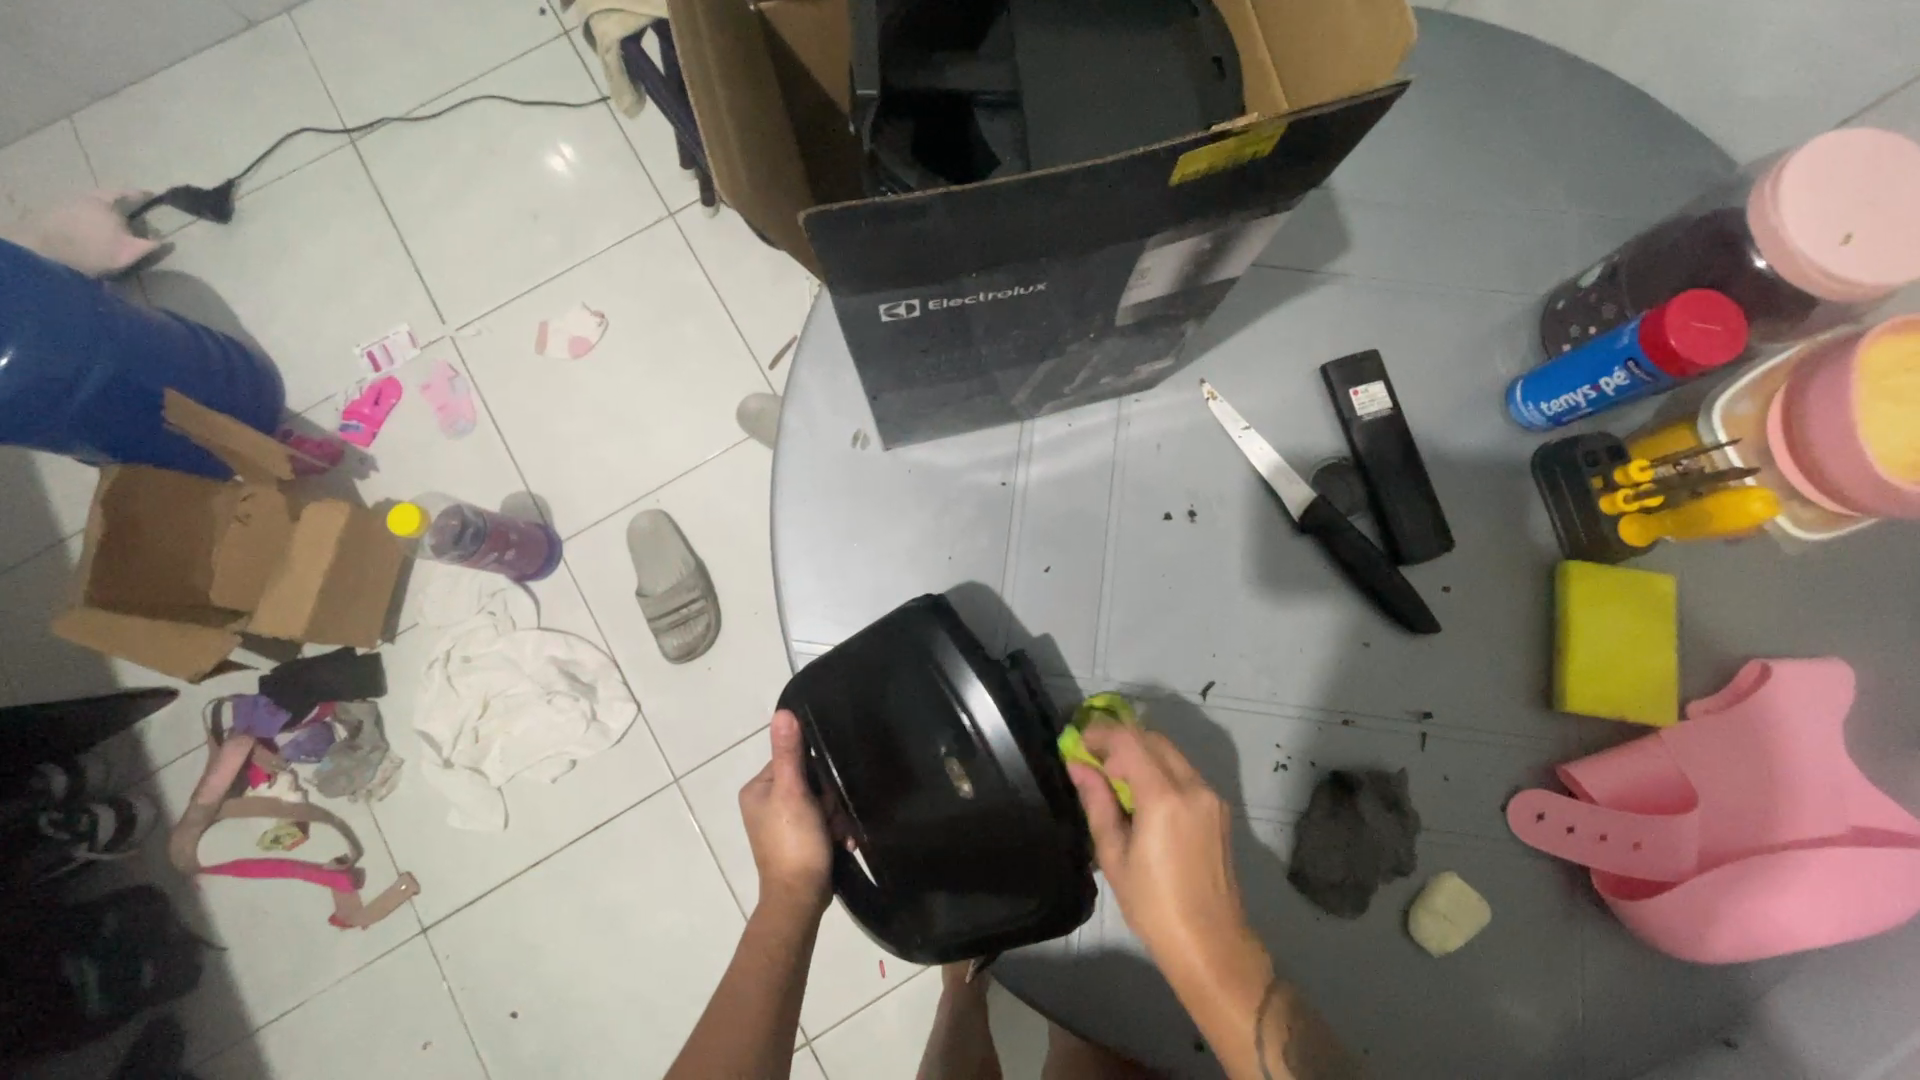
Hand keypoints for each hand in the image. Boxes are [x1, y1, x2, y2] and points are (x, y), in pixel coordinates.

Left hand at [739, 710, 832, 917]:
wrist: (799, 900)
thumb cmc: (794, 844)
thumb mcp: (793, 793)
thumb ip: (789, 753)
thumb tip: (783, 712)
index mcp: (758, 789)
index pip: (795, 760)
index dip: (817, 775)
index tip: (825, 794)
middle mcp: (765, 803)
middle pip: (810, 781)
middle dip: (829, 800)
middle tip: (832, 819)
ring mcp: (781, 823)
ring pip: (821, 802)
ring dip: (836, 817)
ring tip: (839, 836)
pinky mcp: (797, 840)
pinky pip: (822, 822)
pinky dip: (834, 831)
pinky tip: (842, 843)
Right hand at [1067, 725, 1260, 984]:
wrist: (1210, 944)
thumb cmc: (1153, 905)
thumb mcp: (1114, 855)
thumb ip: (1097, 802)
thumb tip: (1078, 766)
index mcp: (1164, 798)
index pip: (1129, 742)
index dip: (1100, 735)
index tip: (1078, 744)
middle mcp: (1193, 787)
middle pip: (1152, 740)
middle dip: (1120, 740)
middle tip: (1092, 758)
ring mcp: (1210, 796)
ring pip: (1170, 753)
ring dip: (1139, 753)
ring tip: (1112, 776)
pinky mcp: (1218, 809)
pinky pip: (1183, 772)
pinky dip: (1158, 768)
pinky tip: (1139, 794)